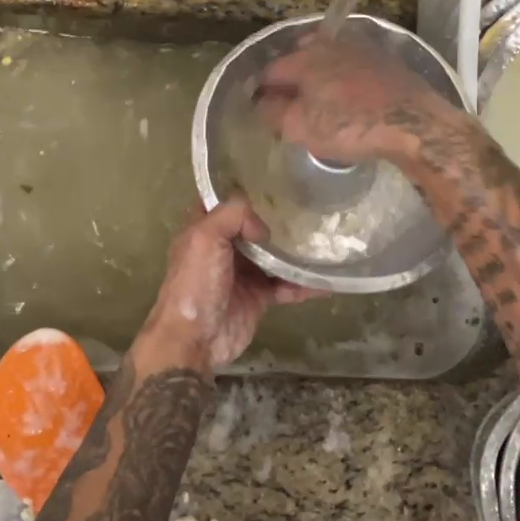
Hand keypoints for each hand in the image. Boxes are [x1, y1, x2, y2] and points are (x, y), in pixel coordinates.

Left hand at [143, 195, 323, 369]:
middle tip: (308, 204)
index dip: (241, 190)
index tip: (271, 180)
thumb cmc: (195, 283)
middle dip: (275, 218)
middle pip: (252, 227)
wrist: (194, 340)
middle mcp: (222, 249)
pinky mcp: (258, 298)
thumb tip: (264, 228)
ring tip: (323, 238)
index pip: (221, 201)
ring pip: (272, 256)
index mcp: (203, 230)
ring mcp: (241, 274)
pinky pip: (285, 286)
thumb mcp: (205, 237)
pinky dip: (303, 284)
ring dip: (294, 250)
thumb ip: (234, 216)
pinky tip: (325, 280)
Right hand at [252, 33, 451, 164]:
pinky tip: (350, 101)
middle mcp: (331, 45)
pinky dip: (345, 80)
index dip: (263, 91)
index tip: (263, 109)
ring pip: (329, 60)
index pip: (272, 71)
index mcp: (305, 58)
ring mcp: (361, 49)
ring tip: (320, 103)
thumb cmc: (350, 126)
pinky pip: (353, 68)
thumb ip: (273, 113)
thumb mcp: (300, 128)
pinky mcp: (385, 61)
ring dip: (320, 77)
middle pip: (300, 58)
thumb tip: (260, 102)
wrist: (413, 123)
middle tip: (292, 105)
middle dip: (292, 79)